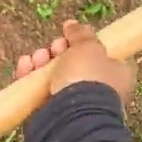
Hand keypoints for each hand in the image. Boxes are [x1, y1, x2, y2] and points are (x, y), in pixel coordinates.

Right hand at [15, 20, 135, 105]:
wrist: (70, 116)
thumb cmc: (87, 78)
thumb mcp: (88, 47)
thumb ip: (81, 34)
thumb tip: (73, 24)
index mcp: (116, 74)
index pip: (100, 53)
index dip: (83, 43)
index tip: (70, 35)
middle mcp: (96, 89)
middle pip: (73, 63)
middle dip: (58, 51)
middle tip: (54, 48)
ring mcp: (72, 102)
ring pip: (53, 75)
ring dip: (42, 62)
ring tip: (37, 57)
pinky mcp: (50, 111)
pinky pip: (37, 89)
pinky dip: (30, 76)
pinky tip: (25, 65)